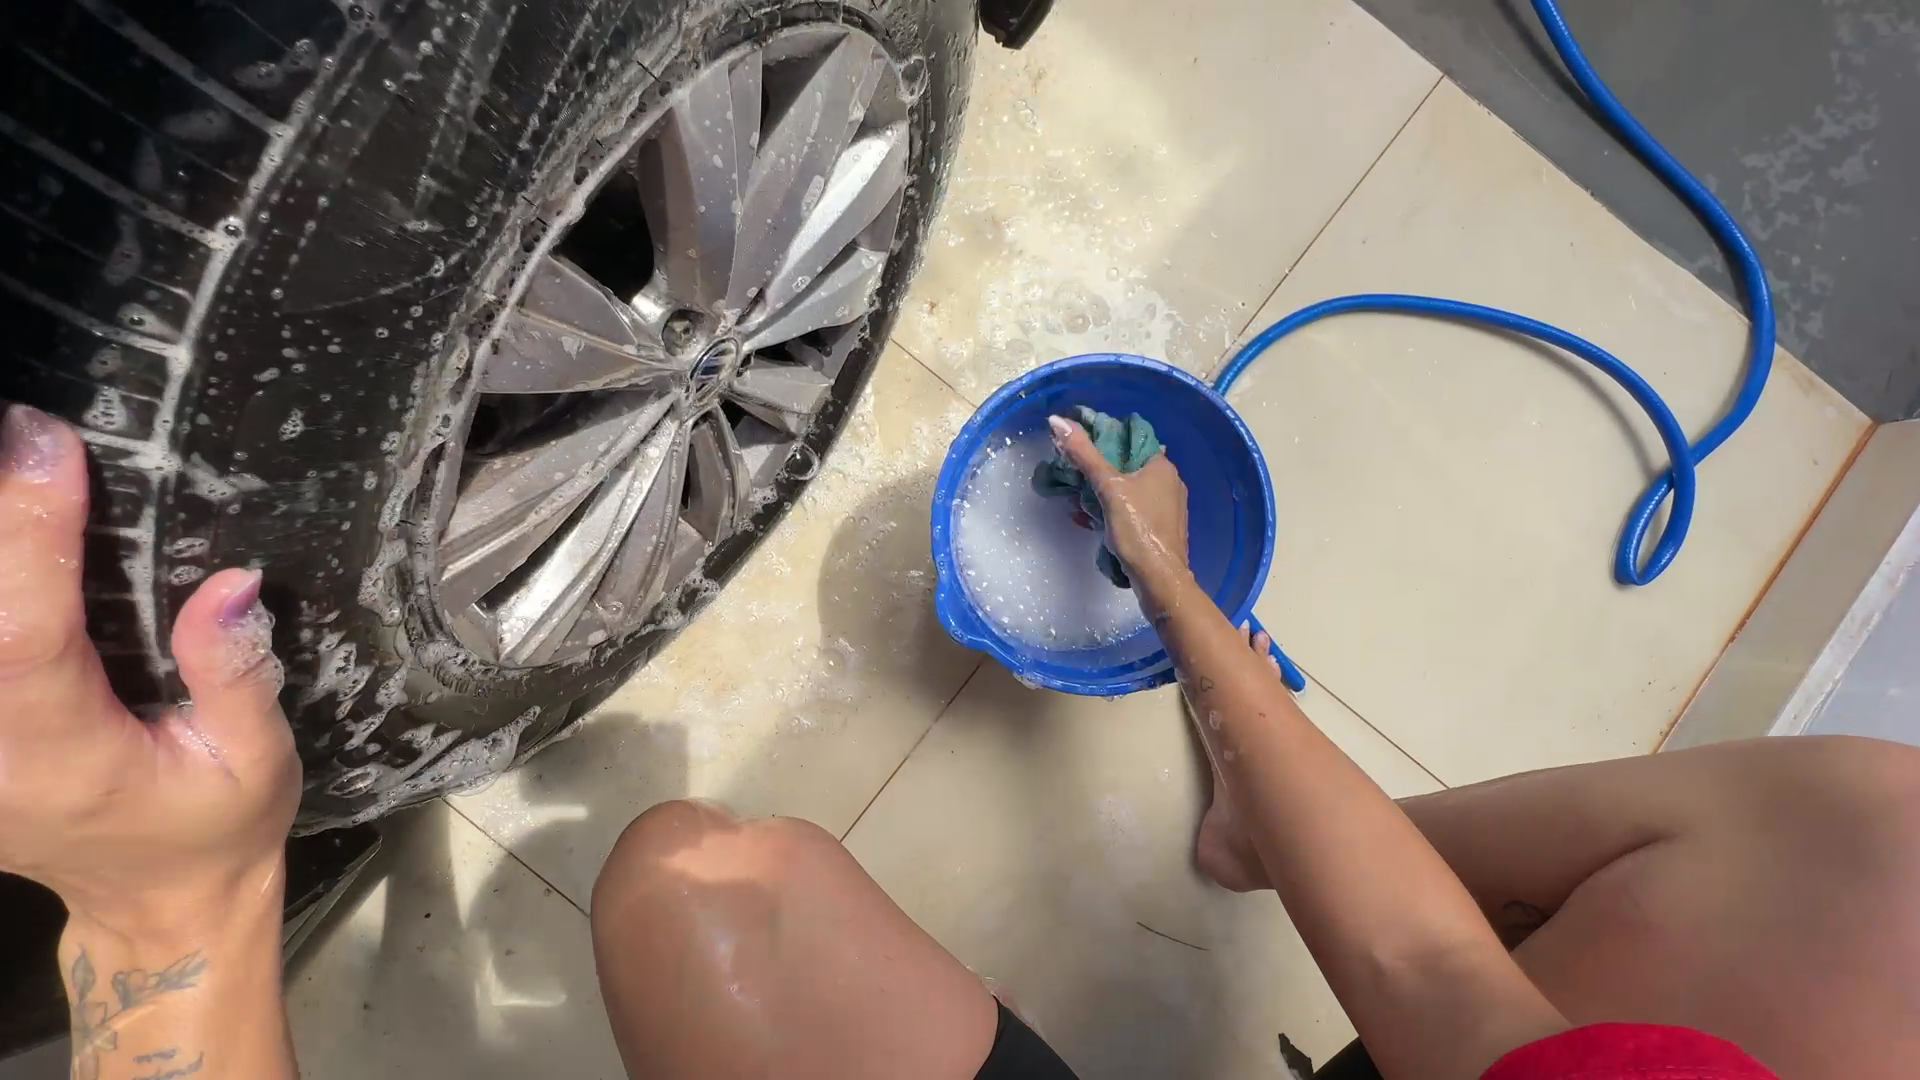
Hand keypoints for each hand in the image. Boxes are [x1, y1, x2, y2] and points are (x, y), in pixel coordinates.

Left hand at [0, 406, 298, 945]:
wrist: (160, 890)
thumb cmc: (224, 819)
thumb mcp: (259, 755)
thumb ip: (236, 674)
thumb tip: (231, 582)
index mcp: (63, 755)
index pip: (26, 635)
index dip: (28, 538)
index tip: (42, 449)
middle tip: (10, 430)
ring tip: (7, 466)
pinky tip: (8, 537)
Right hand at [1048, 414, 1192, 601]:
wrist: (1159, 578)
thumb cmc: (1137, 529)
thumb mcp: (1108, 488)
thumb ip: (1084, 455)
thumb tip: (1057, 421)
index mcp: (1162, 466)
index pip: (1131, 440)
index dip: (1105, 440)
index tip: (1080, 447)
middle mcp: (1170, 482)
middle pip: (1128, 466)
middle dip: (1100, 471)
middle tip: (1075, 476)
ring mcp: (1168, 507)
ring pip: (1130, 490)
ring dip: (1104, 493)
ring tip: (1079, 500)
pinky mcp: (1161, 527)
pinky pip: (1134, 509)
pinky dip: (1114, 510)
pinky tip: (1093, 520)